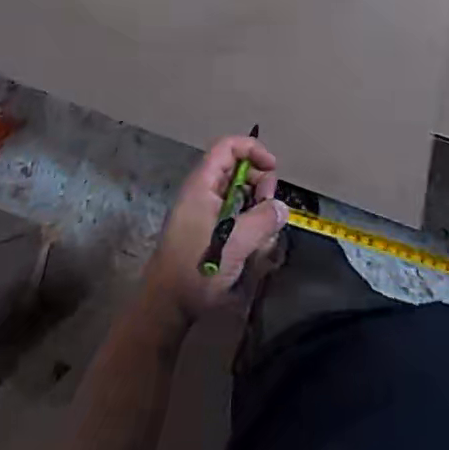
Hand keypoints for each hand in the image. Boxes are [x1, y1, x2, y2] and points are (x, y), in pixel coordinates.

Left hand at [141, 134, 287, 322]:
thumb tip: (281, 207)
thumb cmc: (197, 266)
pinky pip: (235, 216)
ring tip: (260, 238)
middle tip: (268, 211)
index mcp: (203, 184)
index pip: (228, 146)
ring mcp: (205, 211)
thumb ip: (263, 219)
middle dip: (260, 185)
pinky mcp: (209, 230)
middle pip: (238, 170)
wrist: (167, 303)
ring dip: (256, 211)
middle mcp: (203, 192)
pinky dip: (248, 226)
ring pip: (240, 196)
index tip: (273, 169)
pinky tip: (252, 248)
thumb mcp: (236, 241)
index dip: (253, 150)